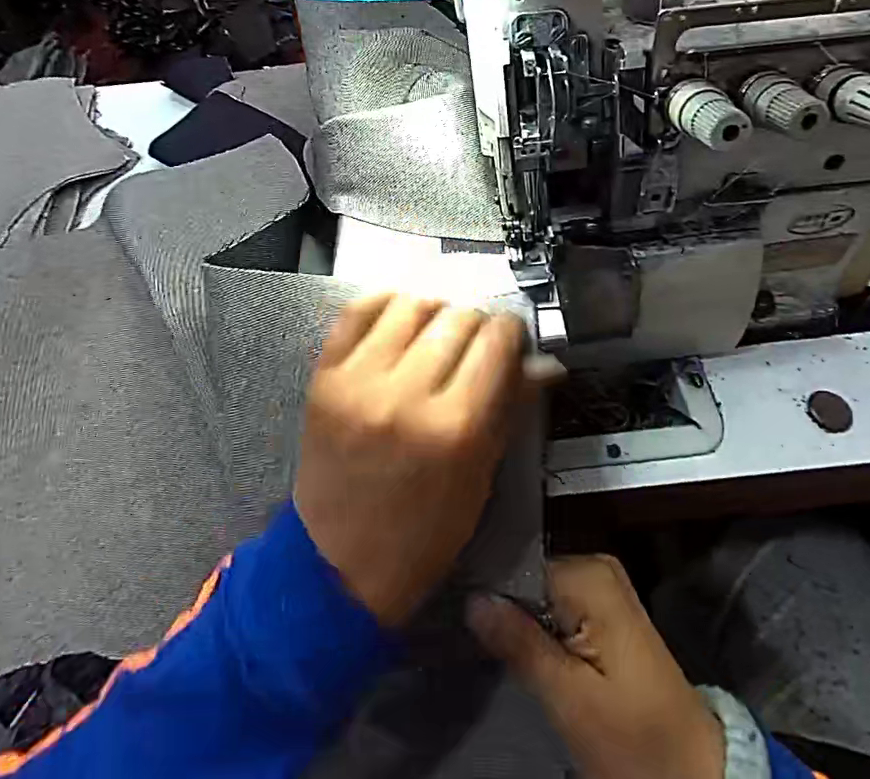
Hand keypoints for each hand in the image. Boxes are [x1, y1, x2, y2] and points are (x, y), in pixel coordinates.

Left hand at [293, 293, 525, 625]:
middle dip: (478, 324)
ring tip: (437, 334)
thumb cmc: (426, 530)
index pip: (498, 339)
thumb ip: (512, 406)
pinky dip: (386, 305)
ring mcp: (358, 383)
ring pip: (413, 305)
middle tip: (475, 346)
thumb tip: (546, 362)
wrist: (336, 565)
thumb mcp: (483, 473)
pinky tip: (401, 320)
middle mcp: (407, 395)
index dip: (512, 333)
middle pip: (459, 317)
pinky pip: (357, 312)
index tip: (511, 342)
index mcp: (456, 426)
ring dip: (435, 312)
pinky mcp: (323, 379)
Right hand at [468, 554, 724, 778]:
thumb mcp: (569, 697)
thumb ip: (521, 643)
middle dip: (502, 608)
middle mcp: (598, 567)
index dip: (489, 593)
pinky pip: (555, 606)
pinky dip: (535, 628)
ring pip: (538, 594)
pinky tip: (517, 650)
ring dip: (516, 621)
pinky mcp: (603, 608)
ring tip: (491, 649)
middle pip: (529, 577)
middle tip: (475, 642)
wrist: (685, 759)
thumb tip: (474, 599)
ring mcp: (603, 586)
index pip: (520, 566)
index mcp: (591, 575)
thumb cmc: (630, 732)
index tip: (460, 618)